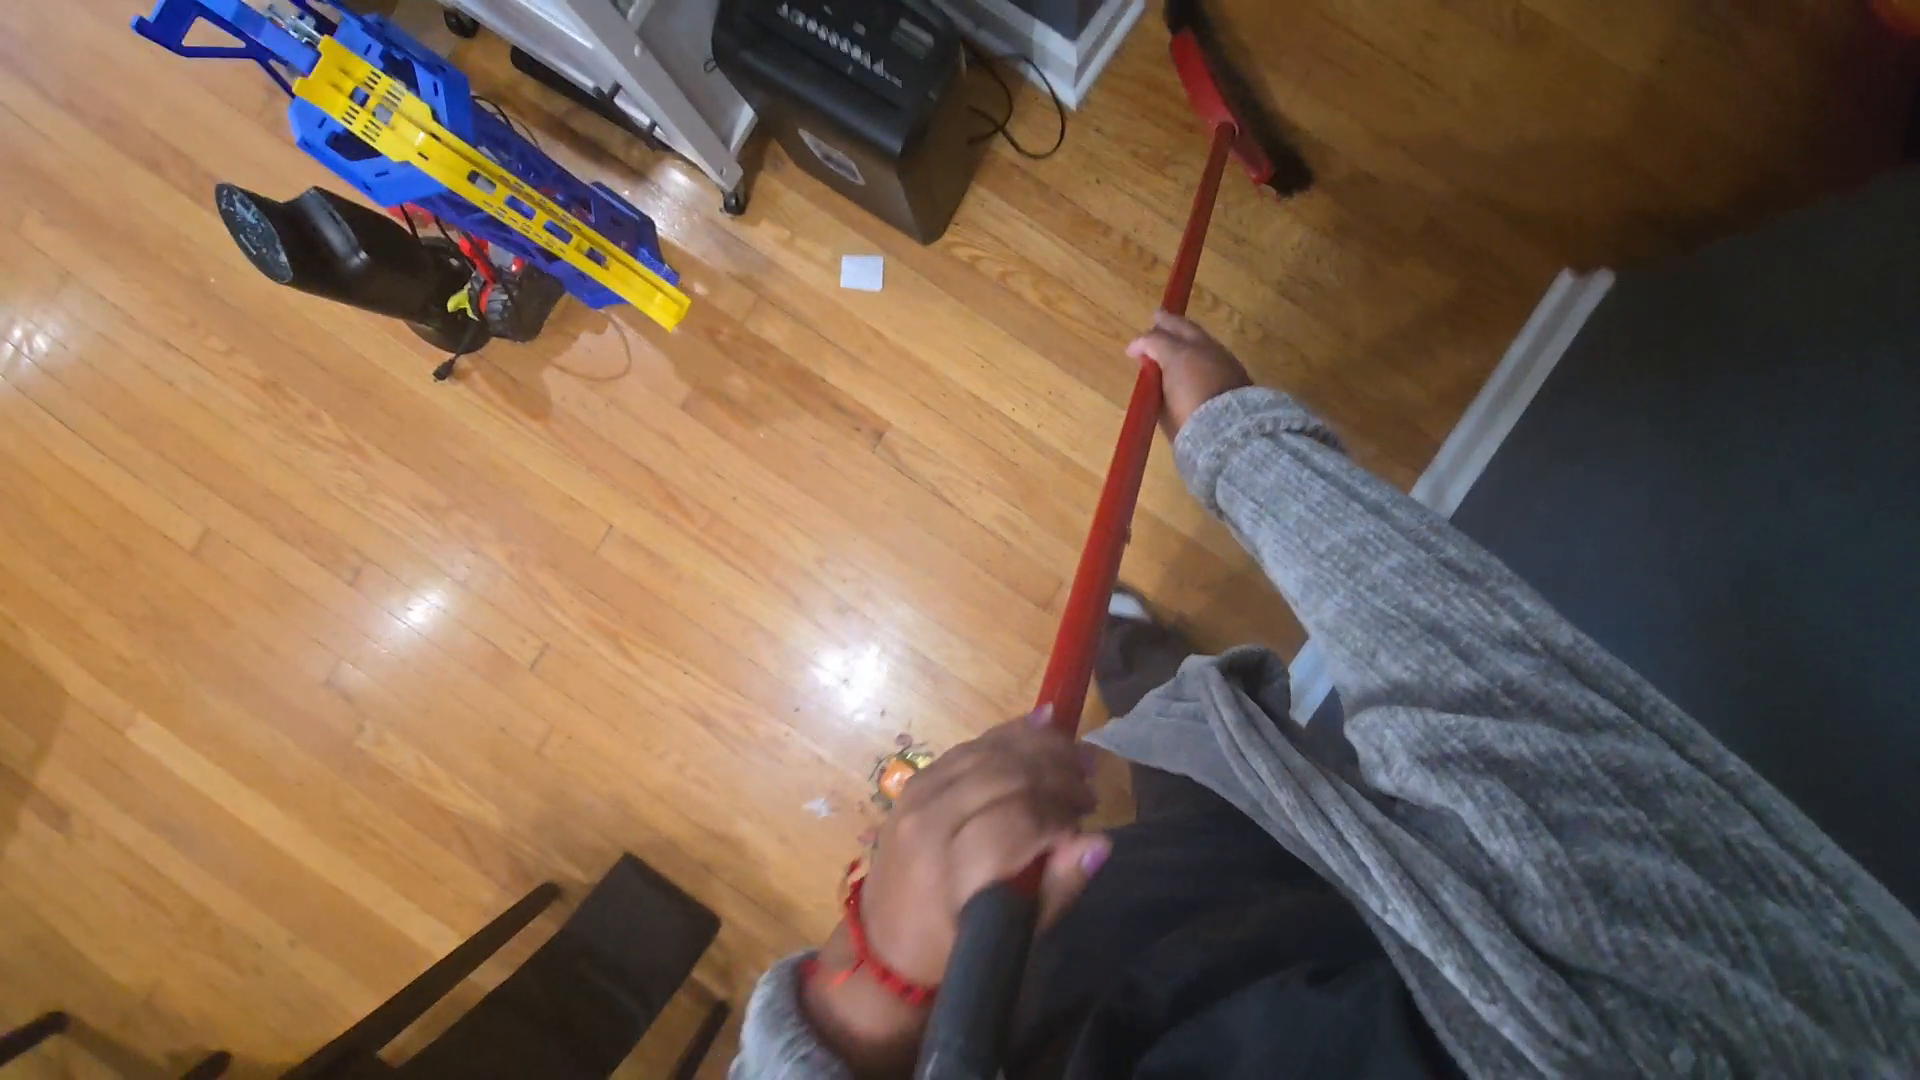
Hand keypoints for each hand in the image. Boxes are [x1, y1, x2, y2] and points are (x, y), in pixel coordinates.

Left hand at [801, 709, 1110, 1073]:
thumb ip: (1057, 888)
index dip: (1059, 816)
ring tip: (1078, 761)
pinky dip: (1012, 735)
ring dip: (1040, 748)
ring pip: (989, 750)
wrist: (883, 941)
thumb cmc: (951, 947)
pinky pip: (972, 744)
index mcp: (947, 867)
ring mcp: (917, 791)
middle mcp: (927, 819)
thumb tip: (1100, 842)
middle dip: (1057, 776)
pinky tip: (1046, 728)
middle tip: (1090, 790)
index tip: (1086, 823)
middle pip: (1005, 775)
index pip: (1016, 820)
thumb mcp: (1008, 935)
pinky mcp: (918, 777)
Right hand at [1126, 310, 1252, 436]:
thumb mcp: (1162, 404)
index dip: (1142, 342)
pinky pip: (1214, 350)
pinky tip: (1197, 358)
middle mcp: (1201, 348)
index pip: (1155, 339)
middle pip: (1181, 328)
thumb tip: (1150, 367)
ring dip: (1186, 335)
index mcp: (1178, 355)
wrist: (1228, 431)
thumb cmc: (1187, 419)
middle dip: (1167, 323)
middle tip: (1157, 318)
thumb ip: (1155, 380)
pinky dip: (1201, 350)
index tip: (1132, 351)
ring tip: (1176, 339)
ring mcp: (1222, 356)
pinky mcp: (1237, 369)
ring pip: (1200, 337)